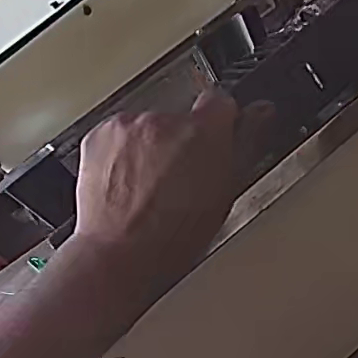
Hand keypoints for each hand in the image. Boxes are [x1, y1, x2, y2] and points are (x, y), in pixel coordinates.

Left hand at [0, 88, 242, 357]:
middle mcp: (165, 121)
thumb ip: (240, 149)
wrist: (119, 255)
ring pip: (146, 128)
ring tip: (147, 190)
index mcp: (205, 133)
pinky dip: (121, 154)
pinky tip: (126, 186)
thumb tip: (257, 118)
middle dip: (179, 143)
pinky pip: (117, 136)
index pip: (220, 103)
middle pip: (179, 119)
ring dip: (148, 148)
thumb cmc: (170, 240)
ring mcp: (129, 126)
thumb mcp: (222, 198)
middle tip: (177, 181)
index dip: (218, 124)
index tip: (214, 139)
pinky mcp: (100, 135)